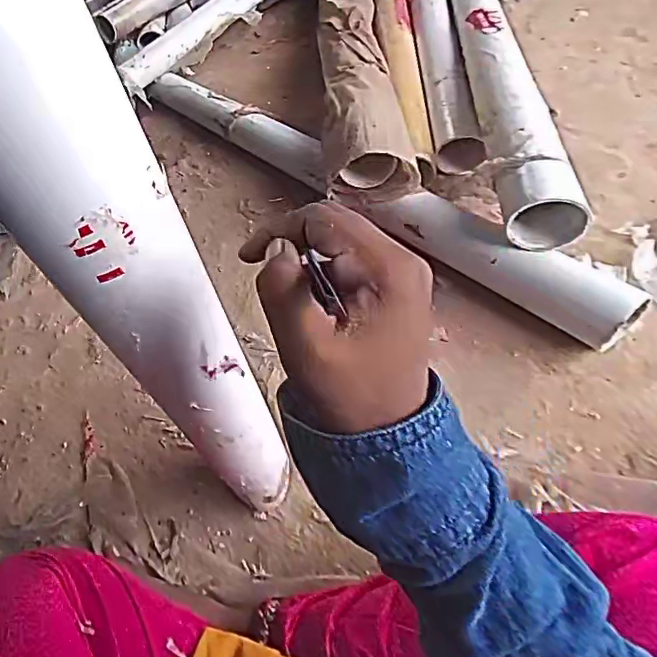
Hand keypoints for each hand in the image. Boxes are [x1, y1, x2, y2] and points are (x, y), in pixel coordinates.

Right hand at [239, 202, 433, 434]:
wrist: (387, 436)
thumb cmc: (354, 399)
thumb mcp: (307, 348)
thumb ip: (283, 292)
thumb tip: (274, 250)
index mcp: (389, 270)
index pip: (324, 219)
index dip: (280, 229)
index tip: (253, 254)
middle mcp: (402, 263)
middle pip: (333, 224)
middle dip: (293, 244)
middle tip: (269, 276)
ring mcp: (400, 274)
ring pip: (337, 242)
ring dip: (307, 264)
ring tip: (299, 307)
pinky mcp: (391, 287)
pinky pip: (346, 262)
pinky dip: (320, 277)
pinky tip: (316, 310)